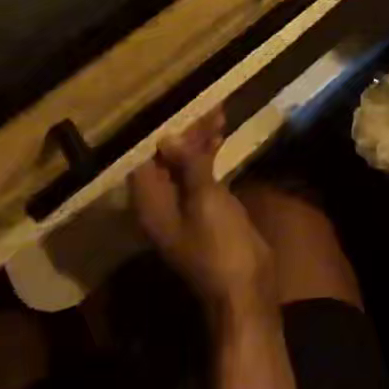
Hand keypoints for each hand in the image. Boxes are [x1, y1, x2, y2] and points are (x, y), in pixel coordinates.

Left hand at [130, 110, 276, 323]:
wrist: (245, 286)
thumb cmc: (219, 243)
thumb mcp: (205, 199)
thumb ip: (189, 166)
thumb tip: (169, 136)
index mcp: (152, 205)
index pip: (144, 160)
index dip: (158, 133)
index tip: (175, 105)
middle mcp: (162, 205)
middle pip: (166, 160)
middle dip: (184, 132)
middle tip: (206, 102)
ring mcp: (184, 208)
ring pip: (185, 165)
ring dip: (199, 140)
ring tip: (219, 111)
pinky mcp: (206, 210)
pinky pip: (201, 174)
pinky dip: (210, 154)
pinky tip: (222, 136)